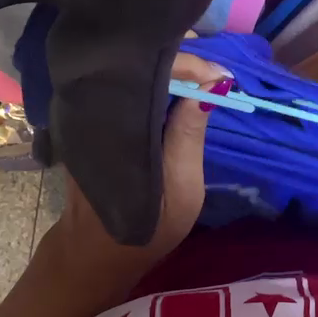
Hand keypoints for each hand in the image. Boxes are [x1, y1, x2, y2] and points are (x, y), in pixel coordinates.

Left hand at [41, 52, 228, 279]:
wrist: (94, 254)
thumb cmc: (145, 227)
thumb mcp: (182, 187)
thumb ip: (190, 134)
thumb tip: (211, 85)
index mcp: (123, 119)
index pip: (161, 68)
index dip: (196, 66)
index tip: (225, 78)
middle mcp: (100, 105)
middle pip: (145, 62)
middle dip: (185, 62)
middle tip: (218, 78)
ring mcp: (91, 111)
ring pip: (136, 74)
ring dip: (172, 73)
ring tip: (205, 84)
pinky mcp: (92, 120)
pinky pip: (128, 89)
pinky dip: (156, 86)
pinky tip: (178, 96)